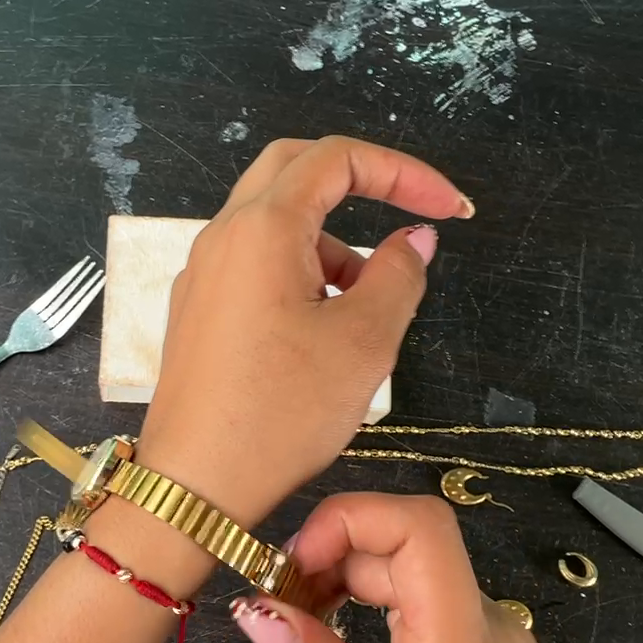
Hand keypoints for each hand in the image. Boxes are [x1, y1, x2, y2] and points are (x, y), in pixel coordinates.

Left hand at [135, 136, 470, 526]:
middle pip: (293, 172)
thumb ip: (399, 276)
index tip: (448, 209)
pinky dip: (297, 277)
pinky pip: (253, 267)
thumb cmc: (282, 411)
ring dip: (329, 248)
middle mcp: (221, 237)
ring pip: (274, 227)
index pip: (335, 158)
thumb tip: (414, 239)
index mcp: (260, 227)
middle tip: (406, 221)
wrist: (193, 484)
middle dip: (358, 185)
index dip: (401, 171)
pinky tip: (317, 336)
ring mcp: (201, 274)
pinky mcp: (196, 310)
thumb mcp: (363, 342)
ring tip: (362, 316)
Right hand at [230, 493, 642, 642]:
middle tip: (276, 610)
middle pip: (406, 543)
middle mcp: (492, 628)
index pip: (420, 528)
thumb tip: (261, 612)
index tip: (291, 567)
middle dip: (329, 554)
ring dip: (347, 579)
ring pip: (414, 569)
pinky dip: (375, 605)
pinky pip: (430, 602)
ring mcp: (501, 639)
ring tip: (301, 630)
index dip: (349, 518)